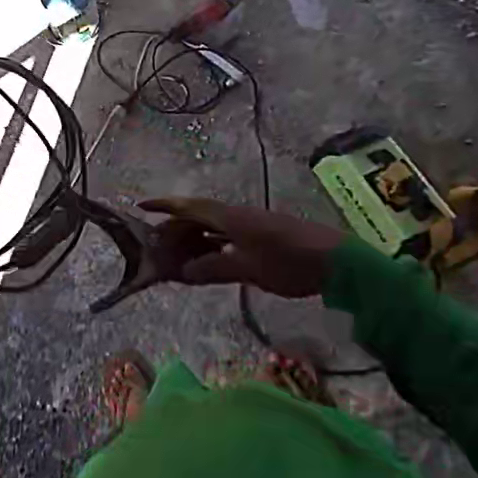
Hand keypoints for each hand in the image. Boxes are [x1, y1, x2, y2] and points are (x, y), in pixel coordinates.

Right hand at [138, 197, 343, 298]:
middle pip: (198, 218)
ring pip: (212, 228)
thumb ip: (214, 268)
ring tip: (176, 256)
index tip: (141, 207)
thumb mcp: (248, 267)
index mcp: (230, 217)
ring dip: (193, 239)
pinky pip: (226, 238)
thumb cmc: (288, 260)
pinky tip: (207, 259)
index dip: (165, 206)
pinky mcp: (261, 238)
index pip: (189, 207)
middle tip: (156, 246)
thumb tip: (183, 271)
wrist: (335, 261)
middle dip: (175, 229)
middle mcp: (236, 217)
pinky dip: (211, 246)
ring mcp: (250, 226)